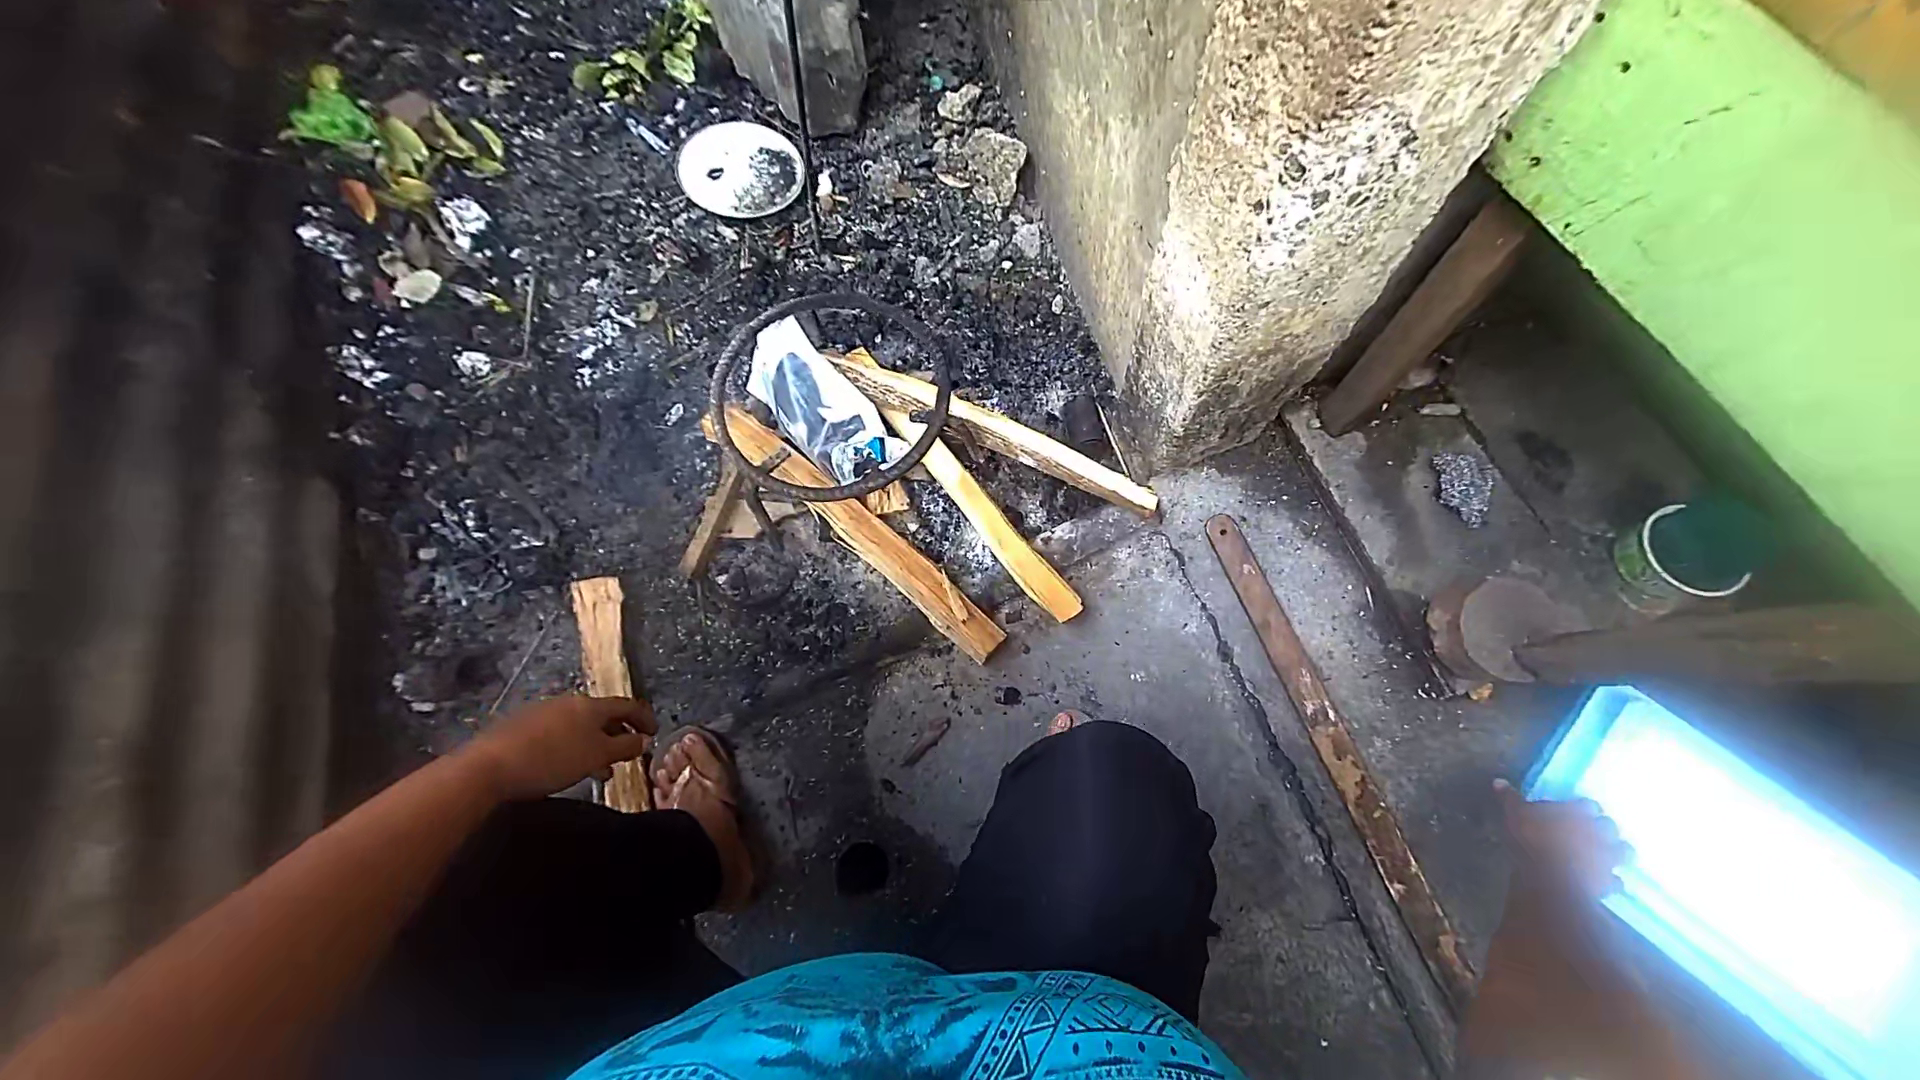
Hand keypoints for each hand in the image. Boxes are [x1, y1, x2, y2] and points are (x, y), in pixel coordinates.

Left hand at [461, 695, 655, 800]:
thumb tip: (643, 740)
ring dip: (595, 744)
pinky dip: (572, 747)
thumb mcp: (597, 756)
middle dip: (618, 733)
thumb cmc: (552, 759)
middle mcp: (569, 702)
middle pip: (602, 715)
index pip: (628, 706)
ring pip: (580, 726)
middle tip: (627, 753)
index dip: (645, 718)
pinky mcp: (521, 727)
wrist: (486, 768)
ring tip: (599, 769)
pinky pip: (559, 733)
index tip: (654, 733)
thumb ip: (625, 746)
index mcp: (591, 705)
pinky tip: (567, 766)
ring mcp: (543, 713)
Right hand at [1496, 779, 1630, 901]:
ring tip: (1604, 853)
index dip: (1581, 807)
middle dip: (1603, 827)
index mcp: (1577, 813)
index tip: (1572, 809)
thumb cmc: (1531, 839)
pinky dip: (1610, 879)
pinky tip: (1601, 880)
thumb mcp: (1513, 814)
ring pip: (1624, 851)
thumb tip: (1500, 781)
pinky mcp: (1609, 882)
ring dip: (1616, 851)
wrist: (1551, 879)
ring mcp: (1608, 859)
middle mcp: (1599, 833)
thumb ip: (1510, 798)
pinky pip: (1615, 880)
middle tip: (1590, 830)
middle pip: (1610, 826)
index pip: (1587, 804)